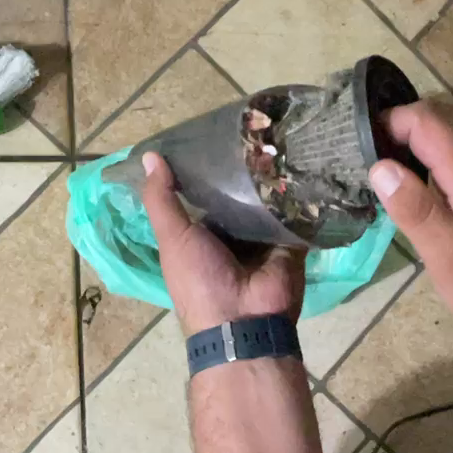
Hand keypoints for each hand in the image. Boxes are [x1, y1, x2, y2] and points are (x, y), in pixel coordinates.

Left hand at [141, 151, 305, 331]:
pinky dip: (299, 197)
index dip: (210, 169)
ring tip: (281, 139)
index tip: (218, 134)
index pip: (209, 195)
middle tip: (255, 131)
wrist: (244, 321)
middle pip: (242, 197)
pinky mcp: (293, 243)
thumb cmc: (200, 280)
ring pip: (270, 203)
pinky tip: (303, 164)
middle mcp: (236, 236)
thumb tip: (148, 156)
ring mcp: (266, 240)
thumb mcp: (173, 238)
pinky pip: (297, 216)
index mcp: (205, 236)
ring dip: (274, 180)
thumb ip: (161, 200)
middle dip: (247, 171)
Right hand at [369, 104, 452, 337]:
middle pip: (442, 115)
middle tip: (369, 157)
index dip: (391, 123)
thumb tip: (381, 167)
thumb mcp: (450, 262)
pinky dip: (439, 145)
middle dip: (402, 124)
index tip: (362, 148)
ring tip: (389, 164)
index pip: (428, 122)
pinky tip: (423, 176)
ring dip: (419, 133)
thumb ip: (418, 213)